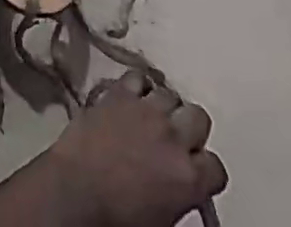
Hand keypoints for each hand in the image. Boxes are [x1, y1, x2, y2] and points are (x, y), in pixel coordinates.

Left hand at [46, 72, 225, 226]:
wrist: (74, 194)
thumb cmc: (114, 219)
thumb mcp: (160, 221)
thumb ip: (180, 197)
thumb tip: (182, 191)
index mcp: (189, 178)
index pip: (216, 167)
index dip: (206, 171)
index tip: (196, 173)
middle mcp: (174, 137)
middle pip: (198, 118)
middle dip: (190, 129)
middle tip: (174, 140)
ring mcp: (146, 111)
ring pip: (170, 94)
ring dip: (164, 107)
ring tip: (152, 118)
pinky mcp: (120, 94)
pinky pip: (138, 78)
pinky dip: (138, 87)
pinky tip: (131, 98)